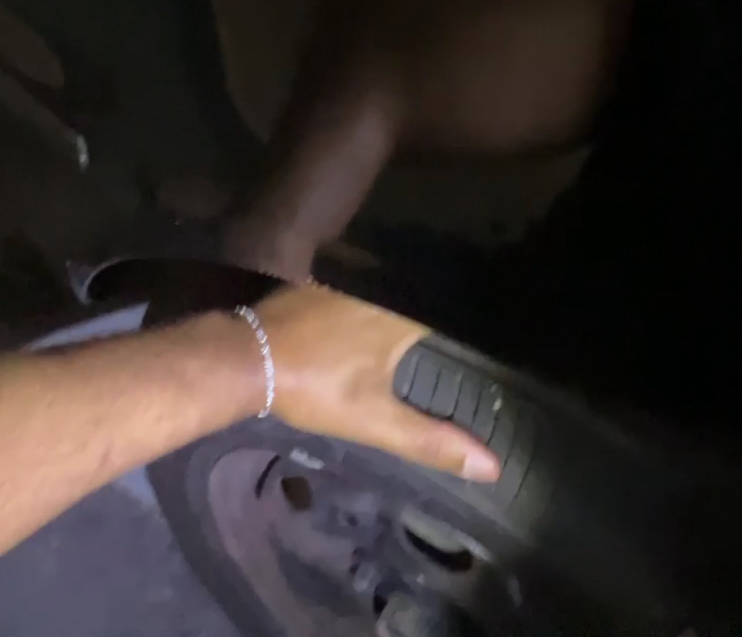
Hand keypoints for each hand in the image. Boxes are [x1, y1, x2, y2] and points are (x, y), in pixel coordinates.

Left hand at [249, 285, 500, 481]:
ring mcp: (348, 276)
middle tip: (463, 308)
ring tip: (429, 302)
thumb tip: (493, 466)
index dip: (466, 311)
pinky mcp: (323, 276)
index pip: (447, 305)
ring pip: (390, 279)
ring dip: (407, 288)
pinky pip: (361, 275)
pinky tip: (377, 300)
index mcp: (400, 314)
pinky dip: (375, 285)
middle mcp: (379, 285)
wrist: (248, 355)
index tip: (485, 317)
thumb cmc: (315, 387)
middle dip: (438, 296)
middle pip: (419, 287)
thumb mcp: (376, 420)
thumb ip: (431, 439)